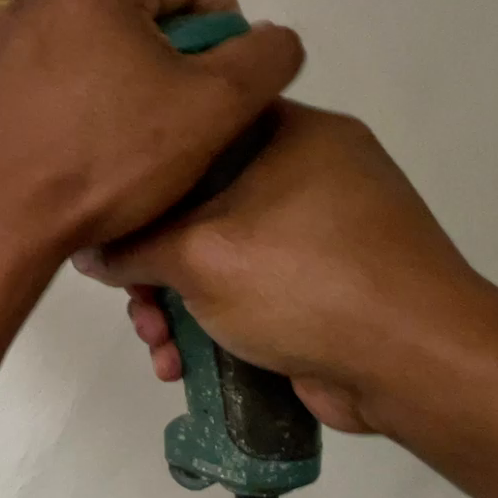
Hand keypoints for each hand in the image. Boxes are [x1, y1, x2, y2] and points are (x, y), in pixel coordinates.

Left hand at [0, 0, 305, 257]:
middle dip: (145, 27)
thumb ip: (266, 53)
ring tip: (91, 67)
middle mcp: (31, 6)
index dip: (216, 13)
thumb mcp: (219, 108)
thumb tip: (262, 34)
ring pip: (32, 9)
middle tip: (163, 80)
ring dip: (67, 24)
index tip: (223, 60)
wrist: (15, 229)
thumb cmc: (112, 166)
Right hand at [75, 102, 485, 432]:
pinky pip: (236, 288)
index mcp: (294, 138)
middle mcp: (306, 175)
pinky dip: (204, 322)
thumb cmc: (302, 283)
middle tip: (135, 303)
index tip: (106, 212)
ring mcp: (312, 232)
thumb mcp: (196, 256)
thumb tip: (84, 251)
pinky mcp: (314, 282)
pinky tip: (180, 361)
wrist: (413, 365)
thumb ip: (128, 248)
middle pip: (193, 206)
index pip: (198, 132)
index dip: (143, 171)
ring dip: (170, 306)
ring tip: (158, 346)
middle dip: (150, 266)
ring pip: (207, 256)